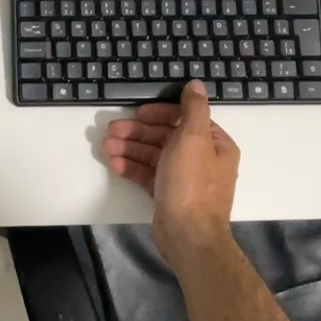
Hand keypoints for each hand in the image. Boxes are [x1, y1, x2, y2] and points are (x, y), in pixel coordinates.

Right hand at [104, 80, 240, 267]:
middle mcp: (202, 159)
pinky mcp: (168, 194)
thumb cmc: (191, 184)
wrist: (188, 237)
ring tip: (106, 148)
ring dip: (130, 149)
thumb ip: (193, 109)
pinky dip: (132, 167)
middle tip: (111, 131)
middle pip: (165, 137)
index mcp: (214, 144)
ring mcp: (184, 178)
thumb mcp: (193, 139)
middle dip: (137, 133)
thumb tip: (196, 84)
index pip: (183, 119)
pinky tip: (114, 164)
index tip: (136, 113)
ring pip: (153, 155)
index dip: (158, 114)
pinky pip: (148, 174)